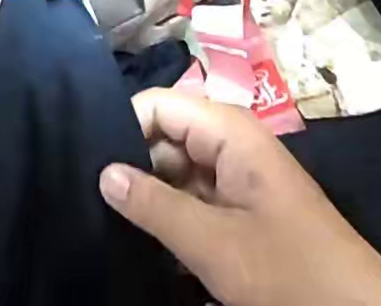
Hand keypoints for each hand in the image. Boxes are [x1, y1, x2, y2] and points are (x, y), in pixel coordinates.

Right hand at [99, 88, 380, 305]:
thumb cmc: (292, 276)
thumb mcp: (216, 246)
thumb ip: (155, 206)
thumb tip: (102, 171)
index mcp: (227, 129)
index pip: (157, 104)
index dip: (122, 127)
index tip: (87, 162)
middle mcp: (230, 140)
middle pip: (164, 133)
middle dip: (132, 161)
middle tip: (91, 196)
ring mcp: (237, 173)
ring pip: (176, 166)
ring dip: (149, 192)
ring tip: (108, 217)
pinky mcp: (242, 205)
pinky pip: (193, 194)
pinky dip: (171, 212)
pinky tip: (143, 235)